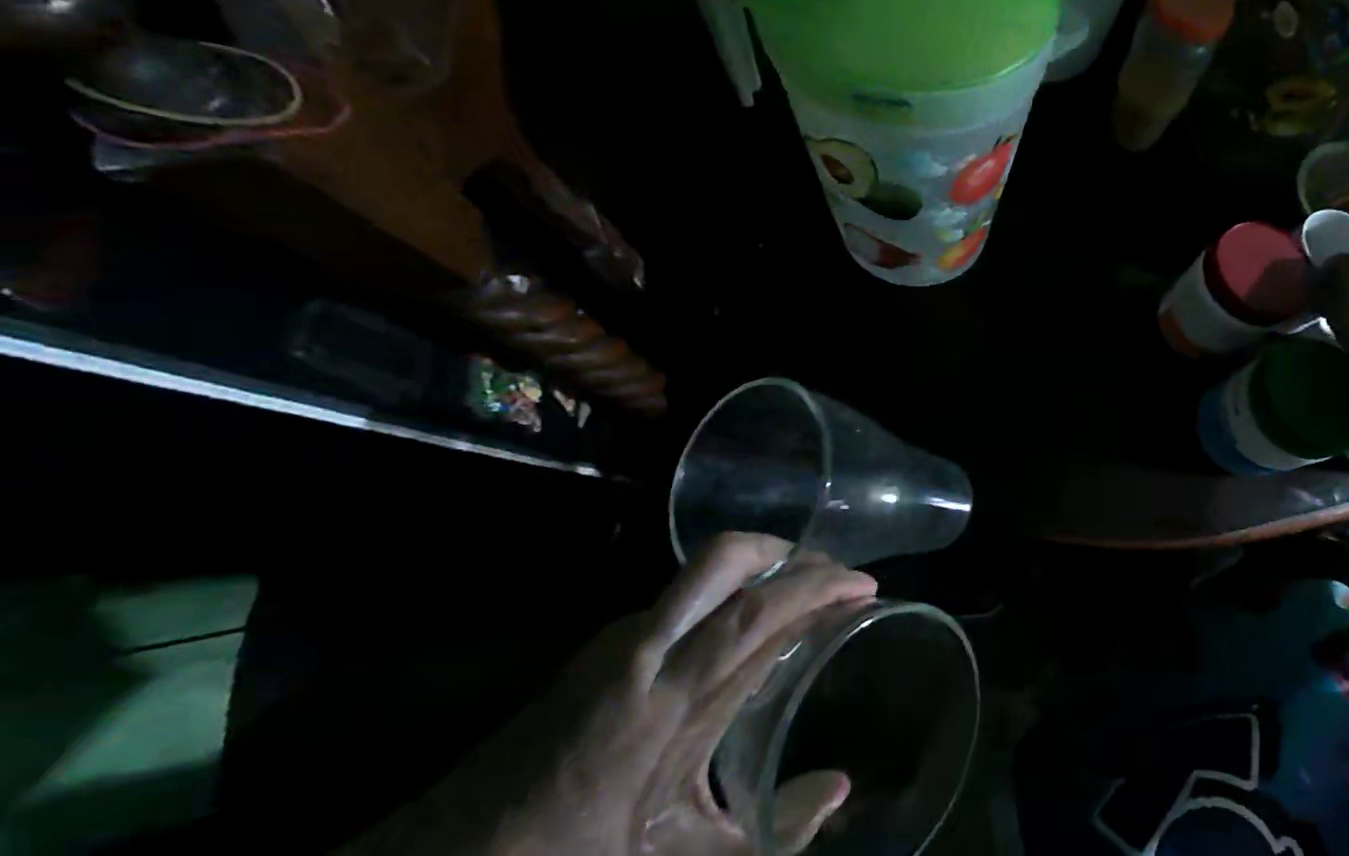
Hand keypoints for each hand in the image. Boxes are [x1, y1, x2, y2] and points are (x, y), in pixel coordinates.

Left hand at [339, 533, 876, 855]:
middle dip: (790, 552)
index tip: (866, 585)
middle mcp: (646, 649)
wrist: (452, 855)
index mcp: (669, 702)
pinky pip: (686, 593)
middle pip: (725, 561)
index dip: (817, 586)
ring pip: (703, 569)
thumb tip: (840, 787)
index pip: (756, 615)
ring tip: (806, 590)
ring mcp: (622, 638)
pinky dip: (733, 588)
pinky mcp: (609, 642)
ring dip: (762, 565)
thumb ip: (776, 834)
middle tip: (838, 574)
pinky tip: (750, 625)